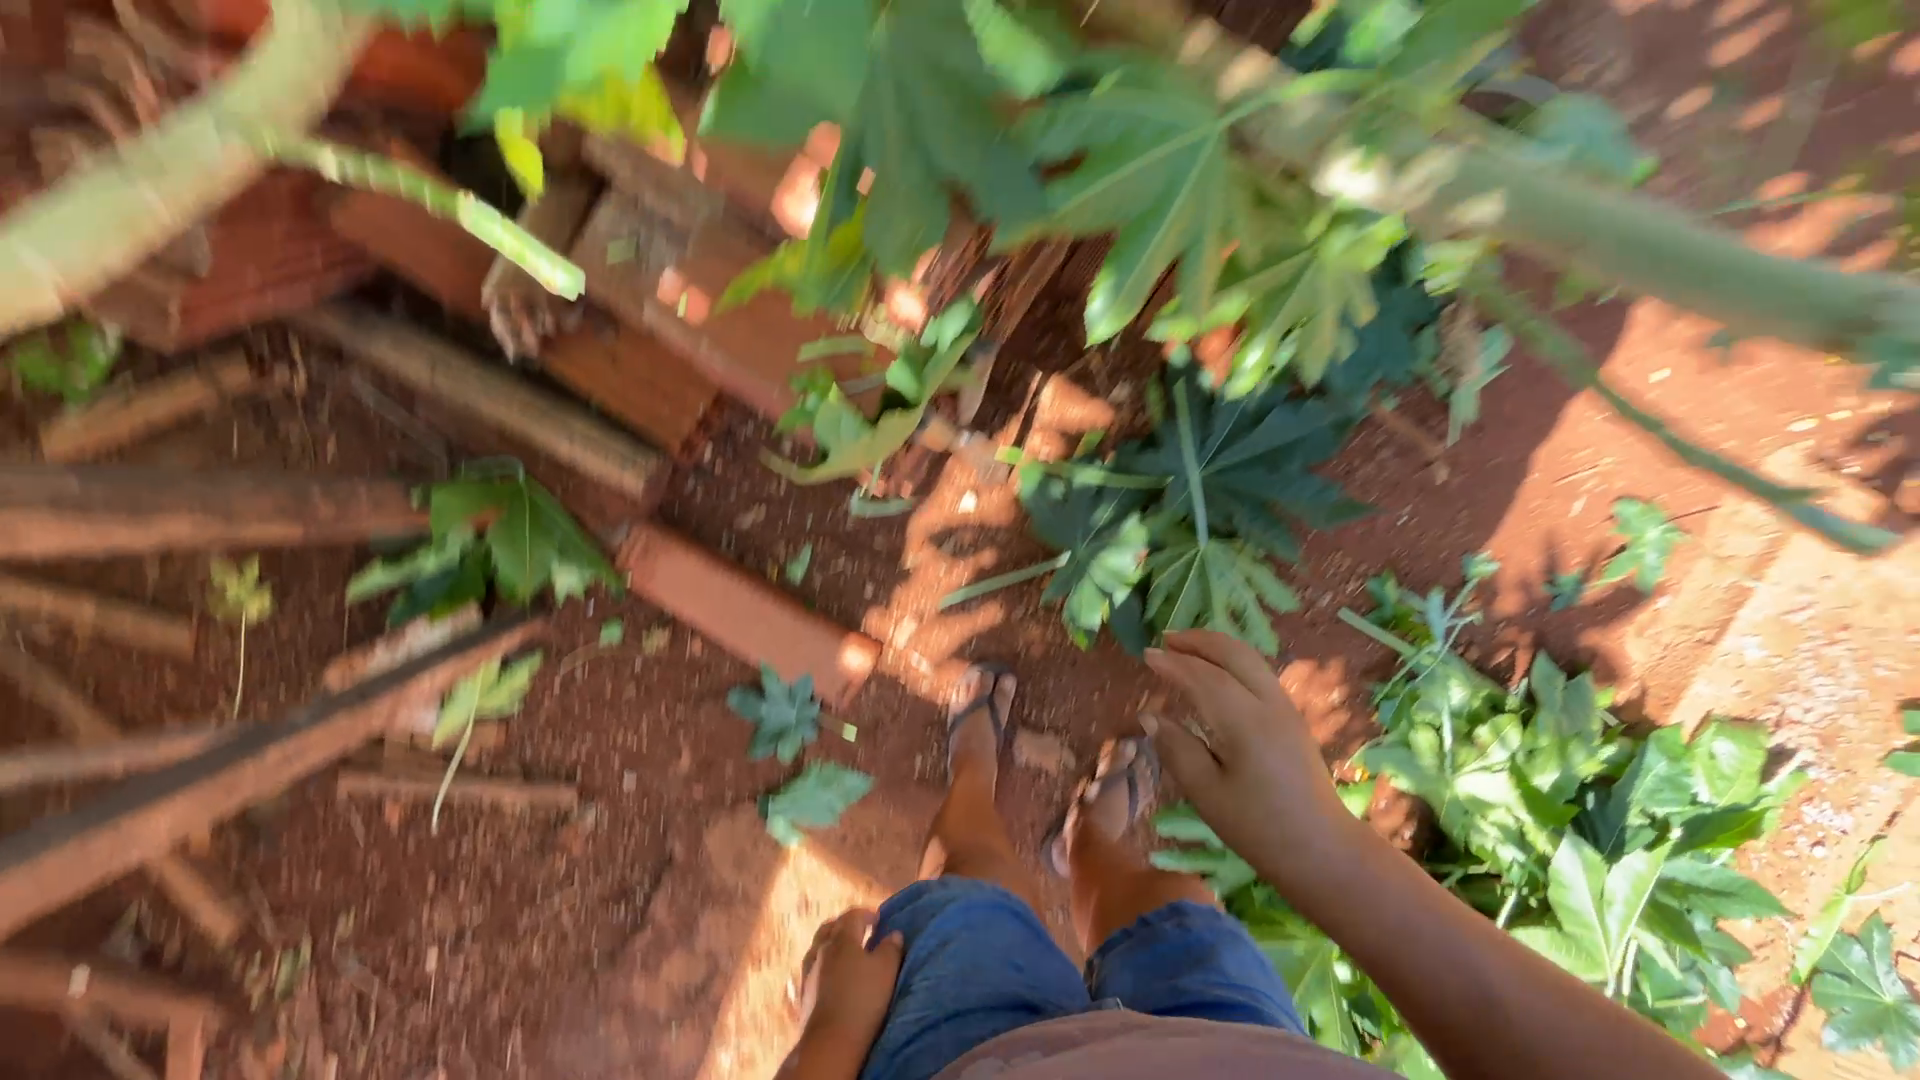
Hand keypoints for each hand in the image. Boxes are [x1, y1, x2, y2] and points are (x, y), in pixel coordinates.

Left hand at [798, 909, 904, 1050]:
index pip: (852, 917)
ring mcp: (808, 971)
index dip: (866, 914)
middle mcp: (821, 949)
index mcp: (842, 939)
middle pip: (830, 928)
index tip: (878, 918)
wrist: (831, 1040)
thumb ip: (890, 948)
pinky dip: (822, 963)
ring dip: (831, 943)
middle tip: (859, 929)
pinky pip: (812, 968)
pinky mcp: (803, 993)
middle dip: (844, 924)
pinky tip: (827, 972)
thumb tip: (894, 934)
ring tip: (843, 951)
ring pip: (818, 947)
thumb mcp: (886, 971)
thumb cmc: (863, 999)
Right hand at [1143, 630, 1372, 892]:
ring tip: (1186, 648)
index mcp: (1245, 722)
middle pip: (1234, 654)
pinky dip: (1232, 661)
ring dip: (1216, 647)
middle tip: (1166, 639)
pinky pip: (1259, 673)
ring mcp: (1286, 709)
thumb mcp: (1206, 792)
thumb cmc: (1257, 826)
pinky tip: (1215, 672)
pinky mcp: (1292, 718)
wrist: (1320, 848)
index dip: (1173, 664)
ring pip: (1250, 659)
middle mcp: (1269, 705)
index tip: (1146, 655)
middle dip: (1198, 642)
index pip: (1203, 678)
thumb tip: (1149, 715)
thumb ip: (1176, 748)